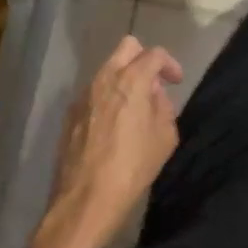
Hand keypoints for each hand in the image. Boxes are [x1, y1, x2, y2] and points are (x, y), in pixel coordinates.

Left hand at [37, 36, 182, 247]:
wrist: (85, 200)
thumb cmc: (132, 168)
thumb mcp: (164, 138)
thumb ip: (163, 107)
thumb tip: (154, 95)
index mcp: (131, 80)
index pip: (154, 54)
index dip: (170, 64)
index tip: (176, 81)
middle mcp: (104, 78)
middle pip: (127, 48)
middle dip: (144, 59)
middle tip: (154, 84)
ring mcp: (83, 94)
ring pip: (108, 69)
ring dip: (124, 79)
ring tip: (135, 108)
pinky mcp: (70, 114)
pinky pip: (94, 93)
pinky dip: (108, 98)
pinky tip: (114, 125)